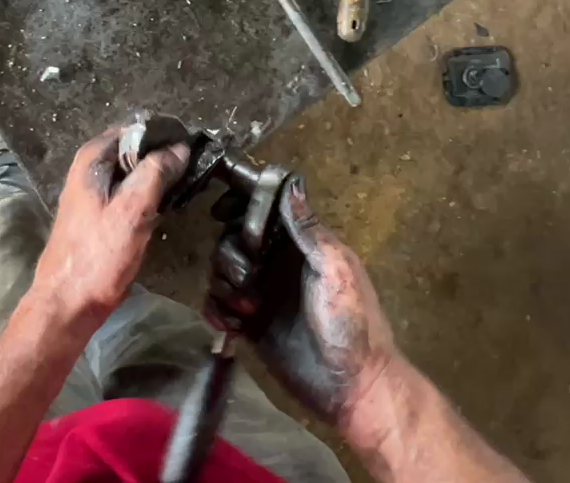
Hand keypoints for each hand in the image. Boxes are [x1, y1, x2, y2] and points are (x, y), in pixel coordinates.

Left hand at [31, 125, 189, 328]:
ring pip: (133, 172)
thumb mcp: (133, 210)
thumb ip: (156, 172)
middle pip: (135, 150)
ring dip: (157, 178)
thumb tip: (180, 148)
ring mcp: (92, 191)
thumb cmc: (98, 256)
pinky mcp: (98, 213)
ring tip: (185, 187)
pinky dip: (147, 195)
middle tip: (193, 171)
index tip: (193, 150)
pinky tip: (164, 208)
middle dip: (163, 157)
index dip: (165, 137)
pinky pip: (128, 192)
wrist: (67, 306)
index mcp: (92, 158)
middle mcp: (89, 167)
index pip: (136, 129)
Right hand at [206, 177, 398, 432]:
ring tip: (248, 308)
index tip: (221, 208)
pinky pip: (218, 304)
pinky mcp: (249, 324)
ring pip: (221, 269)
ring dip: (225, 284)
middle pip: (232, 237)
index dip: (239, 201)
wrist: (353, 388)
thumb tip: (291, 181)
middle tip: (248, 275)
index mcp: (300, 243)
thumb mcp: (335, 268)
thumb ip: (308, 228)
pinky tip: (232, 325)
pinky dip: (217, 310)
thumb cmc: (352, 322)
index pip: (262, 208)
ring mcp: (260, 292)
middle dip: (230, 252)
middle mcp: (276, 262)